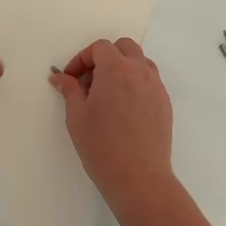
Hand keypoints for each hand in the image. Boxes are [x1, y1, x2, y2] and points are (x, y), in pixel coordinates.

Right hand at [49, 38, 175, 204]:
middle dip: (104, 58)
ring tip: (107, 94)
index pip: (100, 48)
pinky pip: (150, 82)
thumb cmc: (101, 146)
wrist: (138, 177)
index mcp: (116, 69)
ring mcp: (156, 87)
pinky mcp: (165, 103)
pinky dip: (135, 84)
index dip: (82, 59)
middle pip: (124, 47)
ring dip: (122, 68)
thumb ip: (70, 90)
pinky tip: (123, 109)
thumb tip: (60, 77)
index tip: (71, 79)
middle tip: (89, 82)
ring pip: (140, 63)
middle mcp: (140, 72)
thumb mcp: (77, 116)